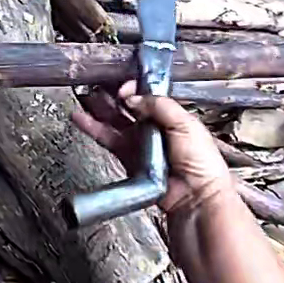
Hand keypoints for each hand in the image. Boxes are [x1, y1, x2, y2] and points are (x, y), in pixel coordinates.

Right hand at [70, 82, 236, 217]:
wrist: (195, 196)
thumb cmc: (201, 164)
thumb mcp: (186, 124)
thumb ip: (159, 105)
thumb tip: (134, 97)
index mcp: (171, 117)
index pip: (147, 96)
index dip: (134, 89)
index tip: (124, 86)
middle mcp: (154, 128)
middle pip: (128, 107)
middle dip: (113, 95)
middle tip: (99, 86)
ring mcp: (140, 143)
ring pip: (115, 121)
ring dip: (99, 108)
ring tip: (85, 97)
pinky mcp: (128, 158)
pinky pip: (108, 140)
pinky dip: (93, 128)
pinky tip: (82, 119)